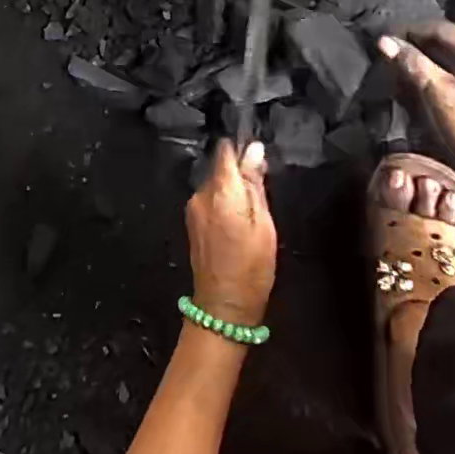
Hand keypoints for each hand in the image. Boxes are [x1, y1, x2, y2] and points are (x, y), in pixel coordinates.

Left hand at [186, 140, 276, 327]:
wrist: (222, 304)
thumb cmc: (252, 266)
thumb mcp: (264, 225)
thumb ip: (255, 184)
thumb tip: (253, 149)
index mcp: (220, 190)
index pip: (224, 151)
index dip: (241, 148)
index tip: (257, 154)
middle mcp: (200, 193)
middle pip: (219, 168)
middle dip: (238, 172)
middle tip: (262, 189)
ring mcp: (192, 207)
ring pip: (214, 184)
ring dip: (230, 189)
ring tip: (251, 210)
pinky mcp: (190, 220)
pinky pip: (208, 199)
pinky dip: (222, 202)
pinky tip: (236, 220)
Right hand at [378, 22, 454, 213]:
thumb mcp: (440, 94)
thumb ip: (413, 64)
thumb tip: (384, 41)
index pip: (442, 29)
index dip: (410, 30)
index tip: (384, 40)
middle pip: (448, 42)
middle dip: (416, 45)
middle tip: (387, 53)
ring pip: (450, 59)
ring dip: (424, 60)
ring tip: (397, 68)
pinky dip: (435, 74)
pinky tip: (417, 84)